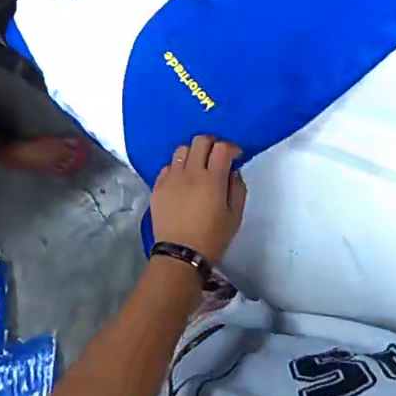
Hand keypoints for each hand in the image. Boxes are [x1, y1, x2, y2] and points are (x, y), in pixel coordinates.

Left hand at [149, 136, 246, 265]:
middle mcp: (190, 173)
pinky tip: (182, 180)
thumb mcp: (235, 216)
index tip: (235, 156)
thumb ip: (237, 188)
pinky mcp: (157, 186)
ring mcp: (171, 178)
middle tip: (217, 156)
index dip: (232, 147)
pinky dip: (178, 167)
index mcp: (212, 179)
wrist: (180, 254)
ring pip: (182, 149)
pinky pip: (168, 166)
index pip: (222, 147)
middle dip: (213, 143)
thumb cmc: (212, 237)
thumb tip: (233, 170)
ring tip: (198, 166)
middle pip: (200, 140)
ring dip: (194, 153)